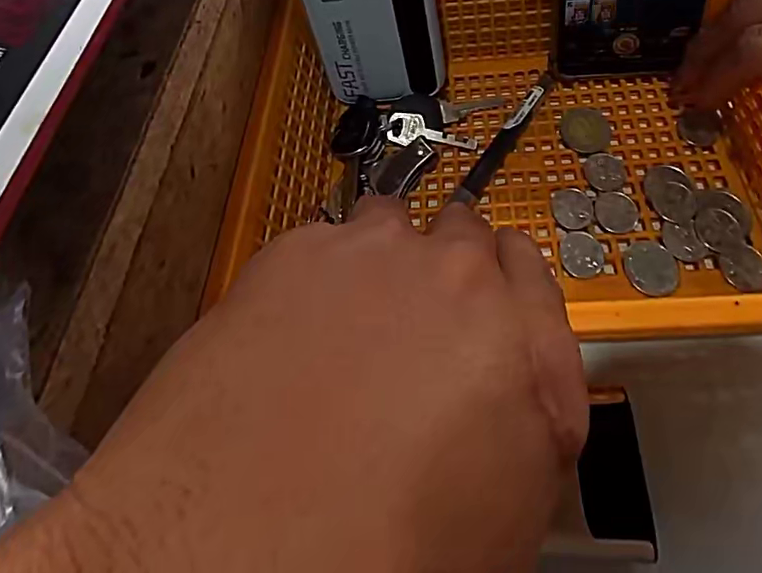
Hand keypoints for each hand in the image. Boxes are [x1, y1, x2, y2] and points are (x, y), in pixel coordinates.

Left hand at [0, 198, 586, 572]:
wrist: (225, 556)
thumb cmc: (366, 558)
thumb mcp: (495, 514)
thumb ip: (519, 419)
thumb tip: (502, 385)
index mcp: (528, 354)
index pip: (535, 273)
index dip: (510, 278)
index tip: (492, 280)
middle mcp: (461, 285)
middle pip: (466, 232)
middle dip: (445, 263)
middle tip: (412, 307)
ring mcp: (377, 256)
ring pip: (393, 222)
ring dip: (381, 257)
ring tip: (348, 313)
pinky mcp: (300, 250)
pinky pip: (324, 239)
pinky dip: (316, 271)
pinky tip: (290, 327)